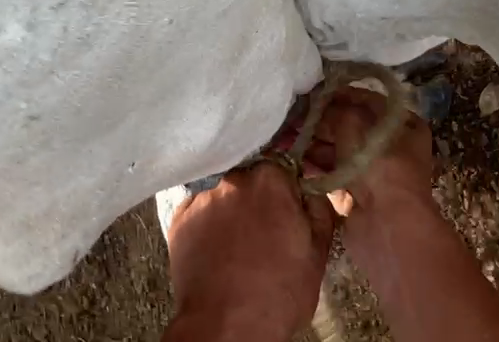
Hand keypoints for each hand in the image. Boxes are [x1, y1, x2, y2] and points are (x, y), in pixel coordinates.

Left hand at [162, 161, 337, 341]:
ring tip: (236, 249)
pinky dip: (206, 227)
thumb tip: (313, 191)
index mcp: (270, 180)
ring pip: (223, 197)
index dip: (286, 195)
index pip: (282, 171)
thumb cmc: (278, 294)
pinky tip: (215, 253)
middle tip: (262, 235)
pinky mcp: (179, 218)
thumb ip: (319, 210)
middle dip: (257, 201)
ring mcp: (203, 198)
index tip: (286, 216)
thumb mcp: (317, 254)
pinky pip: (198, 214)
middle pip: (250, 181)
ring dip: (230, 214)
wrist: (226, 328)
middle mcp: (234, 179)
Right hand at [300, 85, 435, 218]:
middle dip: (321, 121)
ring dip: (314, 143)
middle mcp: (391, 147)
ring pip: (340, 151)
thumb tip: (317, 105)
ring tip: (286, 135)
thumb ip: (334, 110)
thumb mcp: (353, 123)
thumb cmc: (377, 163)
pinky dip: (316, 166)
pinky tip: (294, 157)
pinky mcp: (359, 195)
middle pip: (351, 126)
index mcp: (402, 124)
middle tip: (293, 115)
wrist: (386, 225)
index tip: (312, 93)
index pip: (368, 100)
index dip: (340, 95)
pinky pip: (334, 174)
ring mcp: (375, 173)